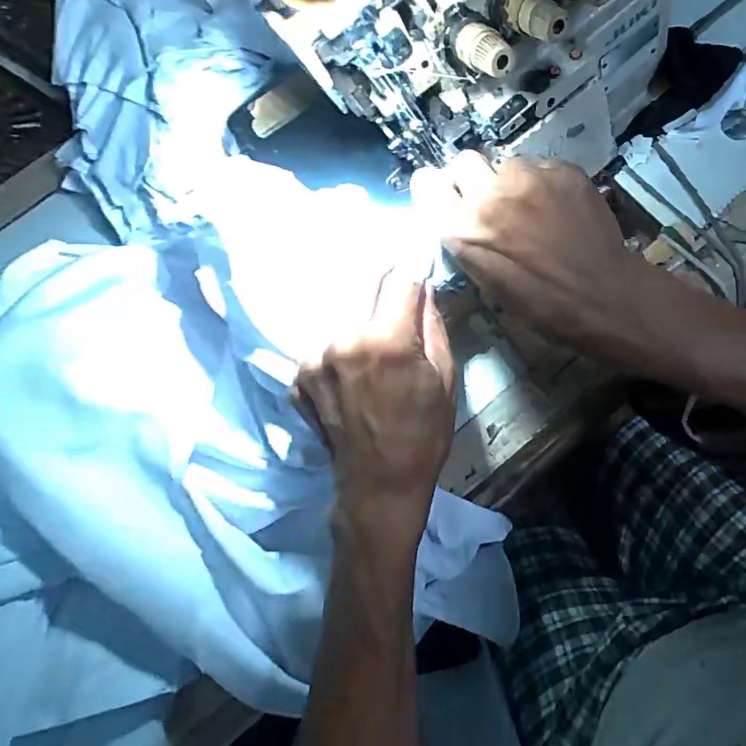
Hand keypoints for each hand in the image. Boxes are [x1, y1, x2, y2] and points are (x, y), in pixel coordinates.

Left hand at [295, 272, 456, 548]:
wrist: (379, 485)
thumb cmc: (424, 433)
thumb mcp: (445, 377)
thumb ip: (431, 324)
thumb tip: (423, 288)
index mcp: (384, 340)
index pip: (399, 279)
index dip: (412, 268)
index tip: (418, 260)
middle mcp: (343, 339)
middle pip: (366, 288)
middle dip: (385, 289)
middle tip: (398, 297)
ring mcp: (314, 357)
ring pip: (344, 315)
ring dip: (361, 318)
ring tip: (376, 345)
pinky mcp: (299, 375)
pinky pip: (327, 342)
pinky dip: (342, 345)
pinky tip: (355, 370)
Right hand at [413, 152, 706, 371]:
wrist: (606, 296)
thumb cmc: (543, 306)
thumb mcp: (489, 282)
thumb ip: (469, 241)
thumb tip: (464, 221)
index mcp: (463, 229)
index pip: (427, 184)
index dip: (436, 188)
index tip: (446, 194)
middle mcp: (488, 195)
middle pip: (464, 161)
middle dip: (472, 177)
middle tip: (490, 197)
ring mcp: (528, 178)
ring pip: (508, 163)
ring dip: (512, 181)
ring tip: (533, 206)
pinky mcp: (562, 170)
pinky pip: (542, 166)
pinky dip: (545, 183)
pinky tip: (560, 207)